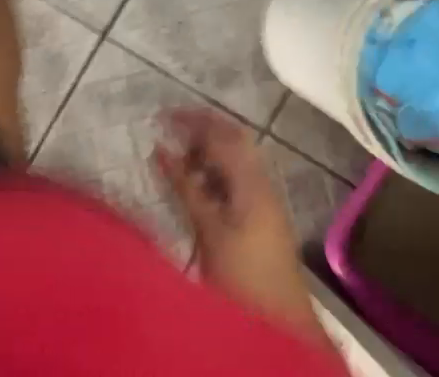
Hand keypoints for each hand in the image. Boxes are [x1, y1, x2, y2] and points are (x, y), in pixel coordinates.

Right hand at [154, 109, 322, 335]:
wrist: (279, 321)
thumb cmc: (241, 274)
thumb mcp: (207, 228)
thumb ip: (185, 185)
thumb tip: (160, 149)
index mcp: (252, 183)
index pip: (222, 135)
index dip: (193, 121)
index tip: (161, 117)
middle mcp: (262, 184)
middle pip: (233, 141)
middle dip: (201, 129)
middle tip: (168, 129)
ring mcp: (264, 201)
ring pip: (235, 160)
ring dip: (207, 151)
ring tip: (175, 156)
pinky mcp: (260, 217)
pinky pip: (236, 179)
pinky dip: (213, 172)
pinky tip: (193, 183)